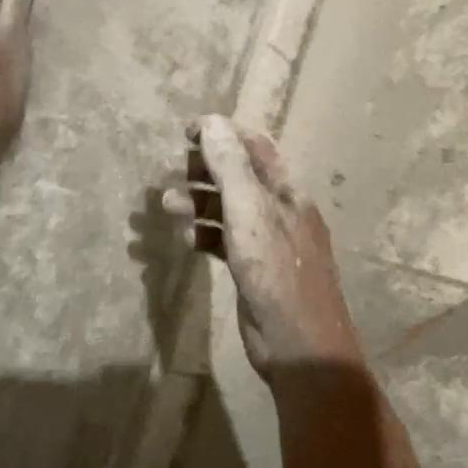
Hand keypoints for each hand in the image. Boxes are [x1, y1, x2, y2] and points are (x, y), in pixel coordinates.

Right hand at [166, 115, 361, 379]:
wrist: (300, 346)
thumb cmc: (276, 271)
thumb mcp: (251, 212)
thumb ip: (230, 166)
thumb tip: (212, 121)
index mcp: (286, 190)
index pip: (253, 146)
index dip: (221, 133)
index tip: (185, 133)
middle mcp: (279, 210)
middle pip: (238, 175)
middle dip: (203, 168)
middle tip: (171, 171)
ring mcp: (267, 242)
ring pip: (227, 208)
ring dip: (197, 201)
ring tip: (166, 205)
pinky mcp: (253, 269)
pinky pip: (224, 240)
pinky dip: (203, 234)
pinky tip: (186, 239)